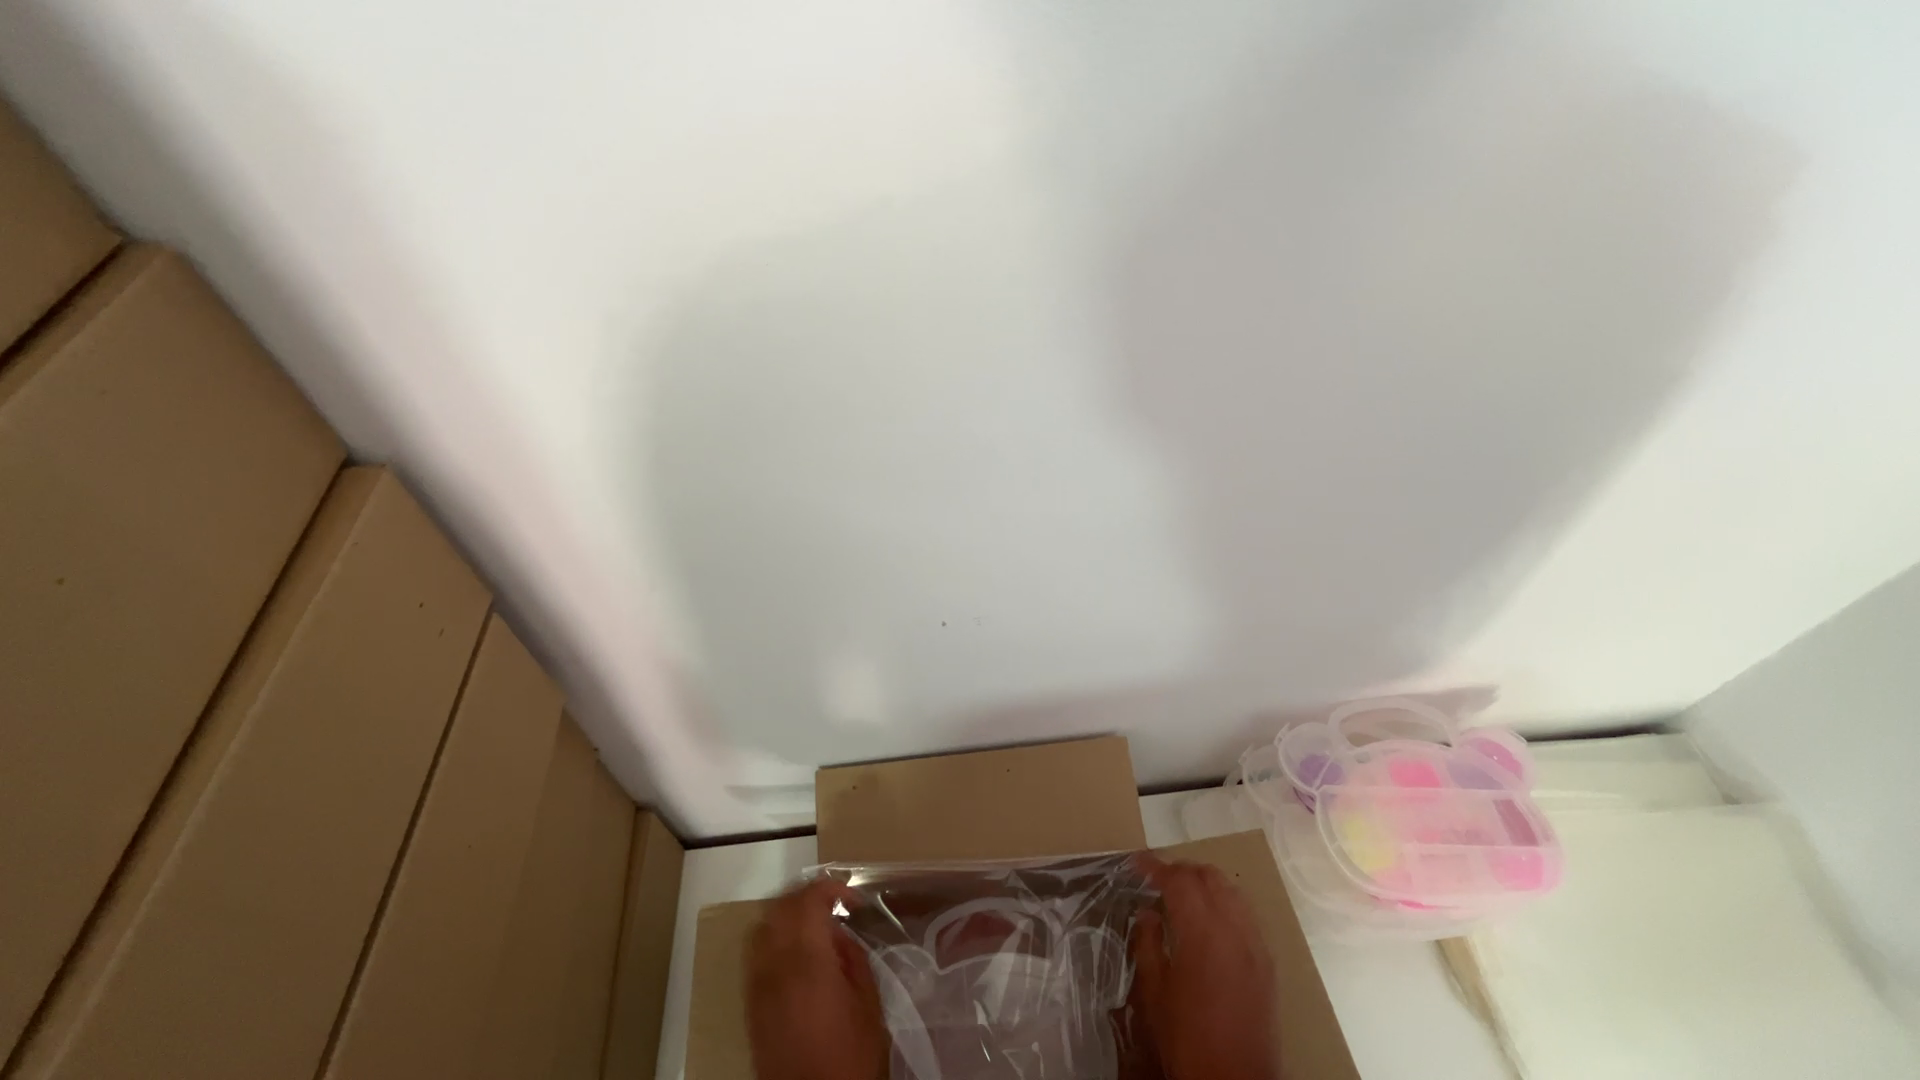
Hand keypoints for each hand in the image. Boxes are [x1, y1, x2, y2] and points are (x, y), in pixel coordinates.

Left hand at [746, 878, 888, 1079]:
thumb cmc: (850, 1057)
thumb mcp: (868, 1004)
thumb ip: (853, 959)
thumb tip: (838, 934)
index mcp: (808, 962)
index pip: (809, 901)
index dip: (831, 888)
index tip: (852, 898)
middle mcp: (775, 965)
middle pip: (780, 906)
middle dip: (807, 895)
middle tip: (834, 903)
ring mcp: (757, 983)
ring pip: (761, 926)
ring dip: (786, 914)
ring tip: (812, 923)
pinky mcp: (750, 1002)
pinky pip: (755, 953)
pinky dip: (773, 937)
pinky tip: (794, 952)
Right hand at [1130, 854, 1278, 1079]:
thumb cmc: (1187, 1038)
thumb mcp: (1154, 992)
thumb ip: (1148, 944)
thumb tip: (1148, 913)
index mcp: (1202, 932)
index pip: (1178, 881)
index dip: (1155, 866)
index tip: (1136, 863)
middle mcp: (1234, 928)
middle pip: (1209, 877)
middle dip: (1181, 870)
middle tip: (1157, 878)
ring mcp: (1255, 944)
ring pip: (1232, 891)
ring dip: (1206, 883)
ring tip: (1183, 893)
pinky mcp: (1267, 962)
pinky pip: (1246, 914)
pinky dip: (1226, 902)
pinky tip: (1210, 920)